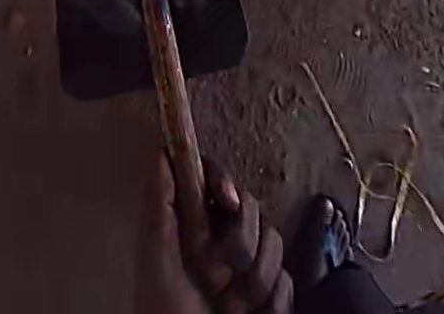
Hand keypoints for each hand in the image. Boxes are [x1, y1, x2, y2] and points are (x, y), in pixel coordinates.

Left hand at [137, 151, 292, 313]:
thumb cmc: (165, 307)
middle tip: (215, 278)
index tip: (227, 201)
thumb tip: (162, 147)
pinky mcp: (271, 295)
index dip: (222, 179)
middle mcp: (220, 233)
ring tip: (228, 306)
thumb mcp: (156, 252)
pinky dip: (271, 304)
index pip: (213, 175)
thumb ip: (159, 199)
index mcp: (191, 217)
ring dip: (252, 280)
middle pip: (250, 207)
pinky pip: (287, 281)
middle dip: (237, 245)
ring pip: (273, 241)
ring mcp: (248, 264)